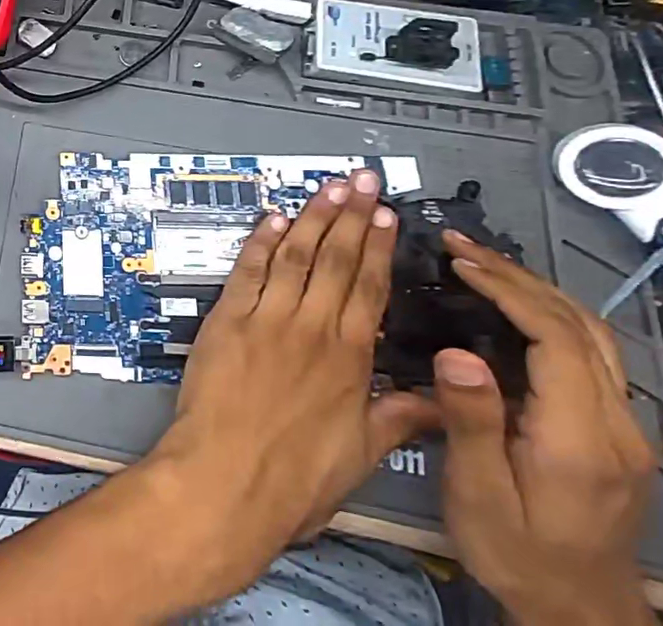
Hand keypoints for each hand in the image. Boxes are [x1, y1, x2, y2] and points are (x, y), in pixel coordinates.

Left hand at [144, 169, 436, 599]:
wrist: (225, 482)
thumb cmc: (293, 479)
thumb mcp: (360, 455)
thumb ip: (397, 418)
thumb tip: (437, 401)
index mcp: (348, 356)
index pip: (369, 286)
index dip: (377, 246)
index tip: (385, 215)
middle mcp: (309, 327)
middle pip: (334, 258)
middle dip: (350, 215)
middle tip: (360, 180)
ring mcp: (265, 318)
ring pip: (293, 254)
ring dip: (311, 217)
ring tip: (326, 188)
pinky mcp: (226, 319)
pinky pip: (247, 271)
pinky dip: (260, 242)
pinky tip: (271, 220)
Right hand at [434, 231, 656, 625]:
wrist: (578, 609)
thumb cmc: (516, 551)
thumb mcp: (478, 494)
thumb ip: (472, 422)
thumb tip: (456, 353)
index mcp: (581, 437)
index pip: (557, 339)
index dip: (509, 291)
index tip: (460, 263)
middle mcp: (616, 422)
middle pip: (579, 326)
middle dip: (518, 277)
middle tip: (460, 246)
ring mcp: (624, 424)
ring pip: (592, 334)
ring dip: (537, 288)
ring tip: (482, 261)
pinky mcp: (615, 428)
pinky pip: (589, 352)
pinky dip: (550, 313)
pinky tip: (515, 303)